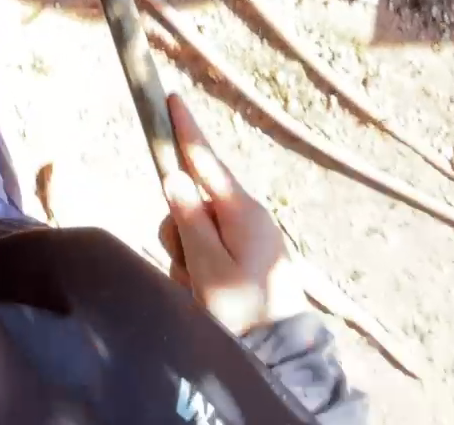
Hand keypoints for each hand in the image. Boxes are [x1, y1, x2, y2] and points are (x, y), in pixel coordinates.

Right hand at [162, 94, 307, 334]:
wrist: (280, 355)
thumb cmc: (244, 308)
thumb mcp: (209, 264)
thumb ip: (188, 218)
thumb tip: (173, 176)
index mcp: (242, 212)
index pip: (205, 160)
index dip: (186, 129)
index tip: (173, 97)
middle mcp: (245, 216)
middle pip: (190, 198)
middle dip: (178, 225)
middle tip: (187, 263)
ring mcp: (245, 236)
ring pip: (192, 224)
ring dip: (186, 251)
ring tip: (199, 284)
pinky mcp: (242, 253)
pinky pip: (204, 245)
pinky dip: (196, 264)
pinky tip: (204, 289)